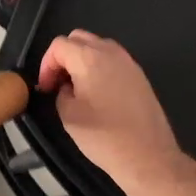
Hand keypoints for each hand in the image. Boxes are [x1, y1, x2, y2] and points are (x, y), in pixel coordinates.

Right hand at [37, 31, 181, 193]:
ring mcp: (128, 61)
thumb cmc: (104, 137)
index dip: (46, 65)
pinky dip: (100, 67)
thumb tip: (67, 86)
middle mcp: (109, 51)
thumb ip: (61, 93)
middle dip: (64, 57)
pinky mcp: (139, 74)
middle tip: (59, 83)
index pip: (59, 45)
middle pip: (78, 38)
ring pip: (97, 46)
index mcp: (88, 57)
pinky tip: (100, 93)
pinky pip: (113, 59)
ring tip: (78, 88)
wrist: (149, 157)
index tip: (46, 88)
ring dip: (82, 59)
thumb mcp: (69, 117)